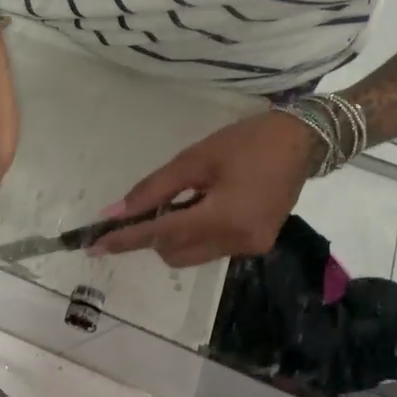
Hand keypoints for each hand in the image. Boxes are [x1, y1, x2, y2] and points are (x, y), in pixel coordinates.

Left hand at [90, 111, 320, 267]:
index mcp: (223, 219)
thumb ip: (151, 190)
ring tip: (174, 202)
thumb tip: (113, 212)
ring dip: (170, 236)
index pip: (159, 235)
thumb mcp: (192, 160)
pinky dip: (192, 234)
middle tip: (138, 211)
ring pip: (190, 255)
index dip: (124, 240)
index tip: (93, 246)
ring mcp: (251, 246)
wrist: (302, 141)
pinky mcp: (257, 243)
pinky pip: (210, 248)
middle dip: (149, 237)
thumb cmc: (244, 143)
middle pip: (173, 253)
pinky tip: (193, 208)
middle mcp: (238, 241)